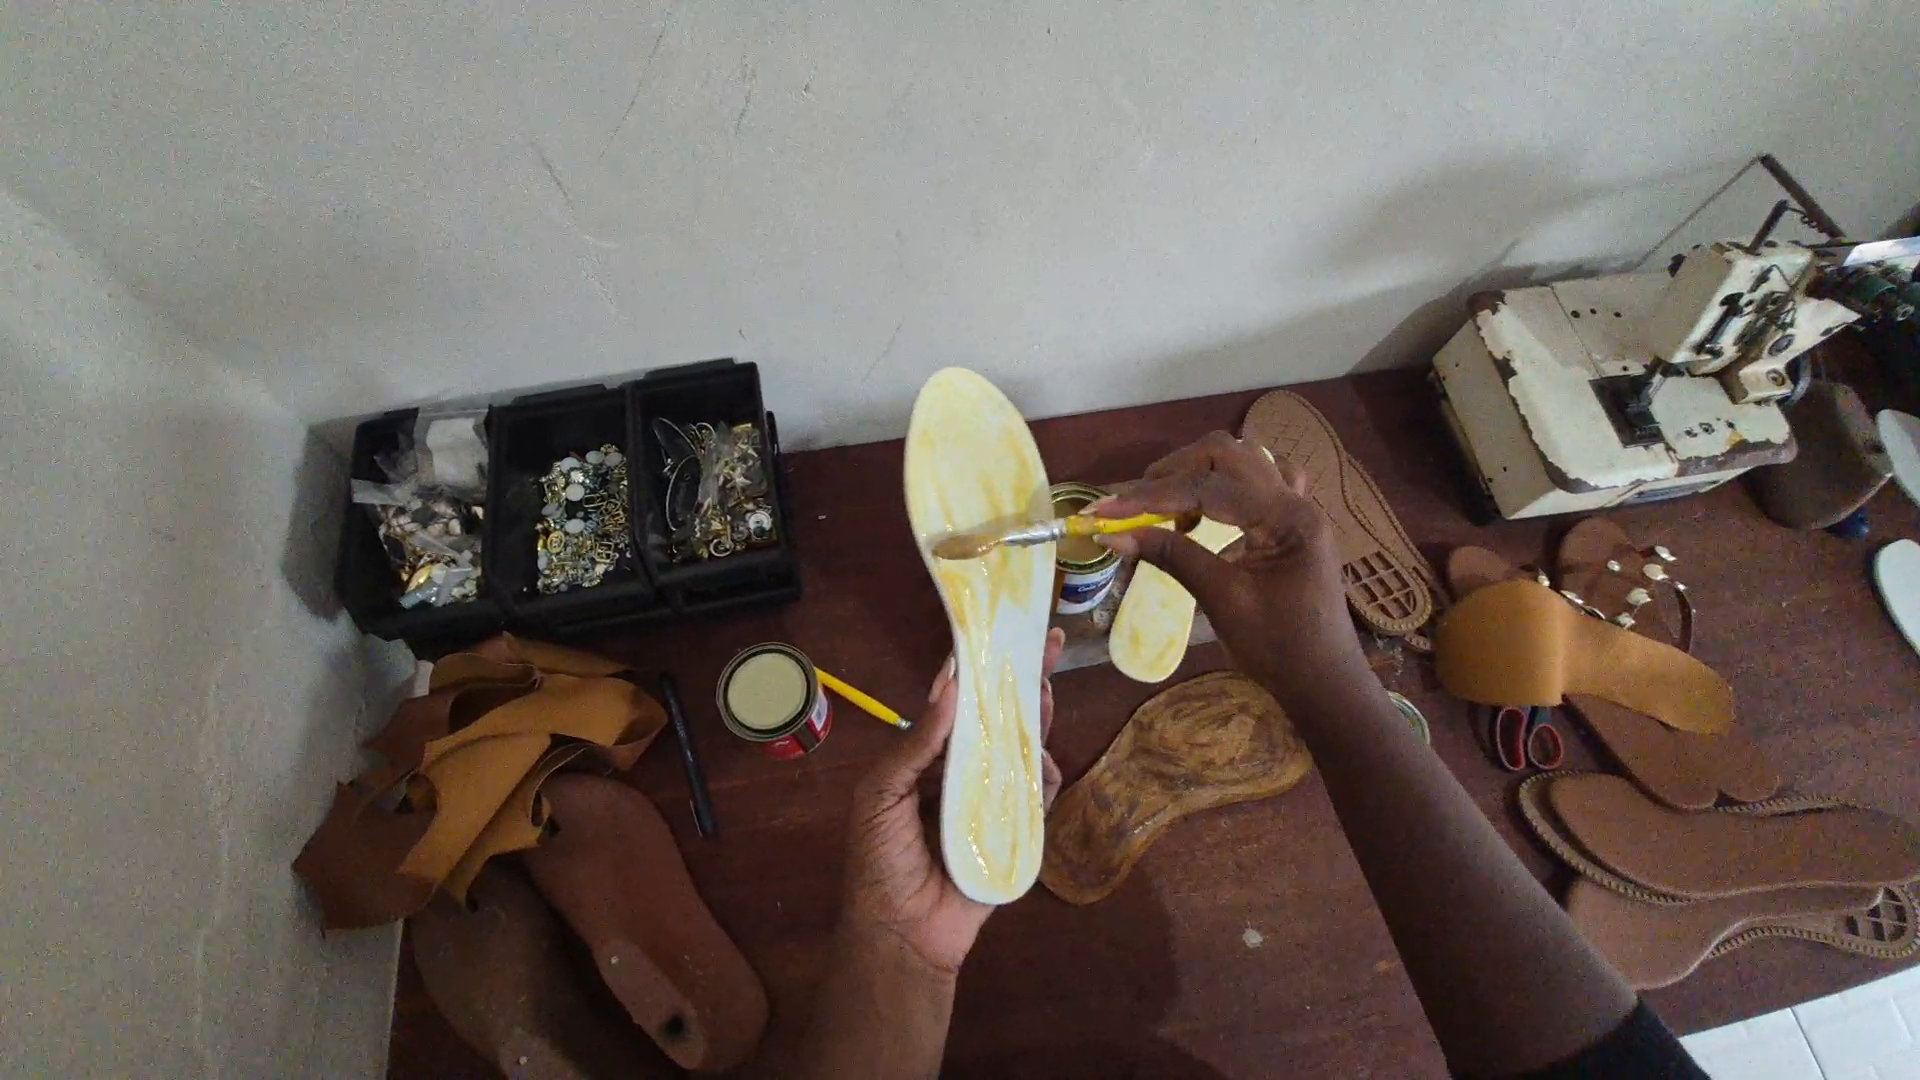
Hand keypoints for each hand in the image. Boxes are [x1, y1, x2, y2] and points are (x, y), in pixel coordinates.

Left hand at [839, 627, 1065, 975]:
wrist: (903, 934)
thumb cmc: (880, 858)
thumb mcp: (881, 794)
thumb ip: (915, 743)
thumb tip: (949, 684)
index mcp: (929, 756)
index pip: (957, 702)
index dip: (977, 668)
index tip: (999, 633)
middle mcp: (963, 769)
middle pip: (998, 717)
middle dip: (1021, 682)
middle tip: (1048, 645)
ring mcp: (992, 798)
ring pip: (1022, 749)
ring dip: (1037, 719)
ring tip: (1045, 694)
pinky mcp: (1015, 829)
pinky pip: (1038, 796)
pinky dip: (1047, 777)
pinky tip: (1047, 765)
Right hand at [1095, 431, 1363, 701]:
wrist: (1325, 684)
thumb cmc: (1278, 649)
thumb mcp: (1222, 600)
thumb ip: (1172, 557)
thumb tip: (1113, 537)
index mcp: (1287, 518)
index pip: (1207, 489)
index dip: (1149, 497)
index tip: (1105, 509)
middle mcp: (1297, 501)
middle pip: (1226, 455)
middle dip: (1173, 471)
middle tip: (1135, 502)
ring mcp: (1300, 509)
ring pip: (1243, 461)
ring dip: (1198, 472)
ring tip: (1168, 507)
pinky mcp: (1294, 523)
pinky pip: (1262, 481)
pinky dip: (1227, 485)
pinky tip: (1209, 508)